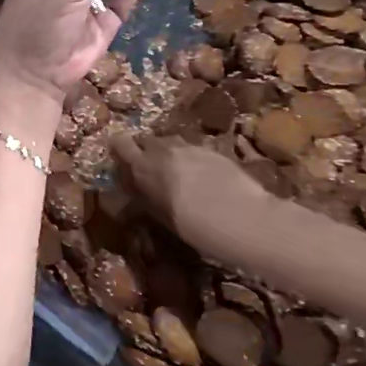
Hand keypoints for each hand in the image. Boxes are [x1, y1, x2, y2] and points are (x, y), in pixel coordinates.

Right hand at [112, 134, 278, 242]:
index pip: (120, 143)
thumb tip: (131, 197)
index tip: (120, 160)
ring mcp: (190, 147)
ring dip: (168, 153)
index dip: (118, 148)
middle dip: (144, 150)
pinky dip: (190, 159)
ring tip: (176, 174)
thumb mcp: (163, 218)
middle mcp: (164, 150)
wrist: (247, 220)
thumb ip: (145, 200)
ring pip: (170, 142)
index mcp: (144, 166)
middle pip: (146, 139)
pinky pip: (192, 149)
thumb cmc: (197, 226)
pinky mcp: (214, 151)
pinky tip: (201, 178)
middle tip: (149, 170)